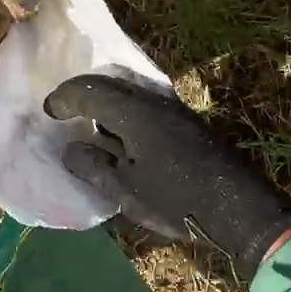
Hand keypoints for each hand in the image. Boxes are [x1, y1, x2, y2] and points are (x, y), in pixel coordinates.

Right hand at [45, 74, 290, 277]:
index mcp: (132, 112)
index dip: (64, 98)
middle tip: (64, 110)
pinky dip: (122, 108)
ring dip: (104, 98)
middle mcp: (151, 99)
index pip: (88, 91)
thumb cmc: (178, 201)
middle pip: (109, 81)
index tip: (49, 111)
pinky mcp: (184, 120)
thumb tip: (70, 149)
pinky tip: (119, 133)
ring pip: (127, 89)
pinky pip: (142, 100)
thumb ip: (93, 167)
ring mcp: (171, 107)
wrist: (242, 210)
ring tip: (88, 121)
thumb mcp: (127, 190)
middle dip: (82, 92)